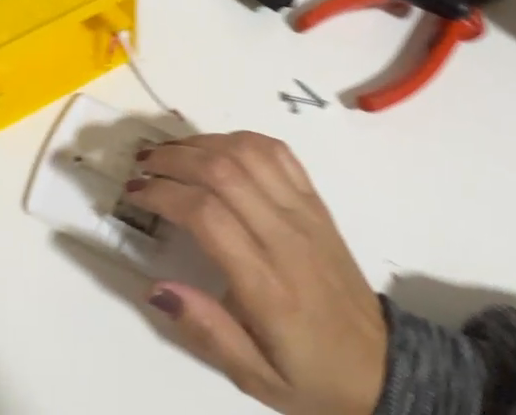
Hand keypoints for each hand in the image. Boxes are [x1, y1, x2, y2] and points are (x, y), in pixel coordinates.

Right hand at [126, 133, 387, 414]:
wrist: (381, 366)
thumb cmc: (310, 374)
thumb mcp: (253, 377)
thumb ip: (205, 331)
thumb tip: (156, 288)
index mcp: (267, 286)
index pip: (208, 215)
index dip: (165, 194)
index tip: (135, 192)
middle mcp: (287, 238)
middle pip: (224, 171)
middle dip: (174, 159)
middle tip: (142, 163)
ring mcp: (306, 214)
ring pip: (250, 153)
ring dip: (203, 142)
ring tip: (170, 151)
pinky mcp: (317, 203)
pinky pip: (279, 153)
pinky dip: (242, 139)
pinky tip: (217, 147)